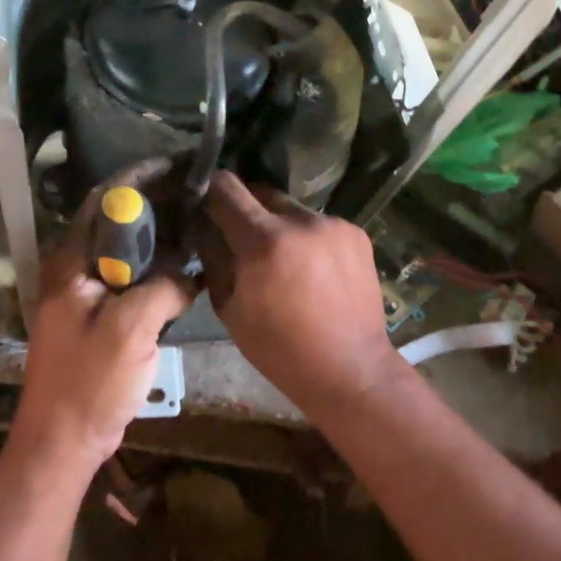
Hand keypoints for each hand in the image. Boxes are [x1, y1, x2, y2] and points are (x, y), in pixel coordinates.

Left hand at [11, 165, 194, 470]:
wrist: (61, 443)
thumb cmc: (89, 384)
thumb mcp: (131, 330)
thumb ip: (162, 287)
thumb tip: (190, 268)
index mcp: (69, 262)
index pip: (103, 201)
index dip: (139, 179)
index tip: (177, 168)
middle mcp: (71, 268)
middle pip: (113, 221)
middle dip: (153, 205)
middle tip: (194, 196)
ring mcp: (81, 293)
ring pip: (121, 251)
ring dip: (155, 238)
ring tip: (195, 224)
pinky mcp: (94, 315)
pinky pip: (125, 278)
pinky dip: (151, 268)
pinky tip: (182, 268)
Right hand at [200, 171, 406, 415]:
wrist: (351, 371)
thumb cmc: (281, 350)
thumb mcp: (230, 308)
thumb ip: (214, 258)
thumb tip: (205, 227)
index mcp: (265, 241)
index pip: (226, 188)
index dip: (210, 190)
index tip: (204, 200)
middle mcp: (301, 222)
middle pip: (260, 193)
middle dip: (246, 211)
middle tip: (242, 240)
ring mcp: (333, 225)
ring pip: (290, 208)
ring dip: (278, 225)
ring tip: (282, 261)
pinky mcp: (356, 233)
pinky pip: (318, 223)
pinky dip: (307, 237)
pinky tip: (311, 269)